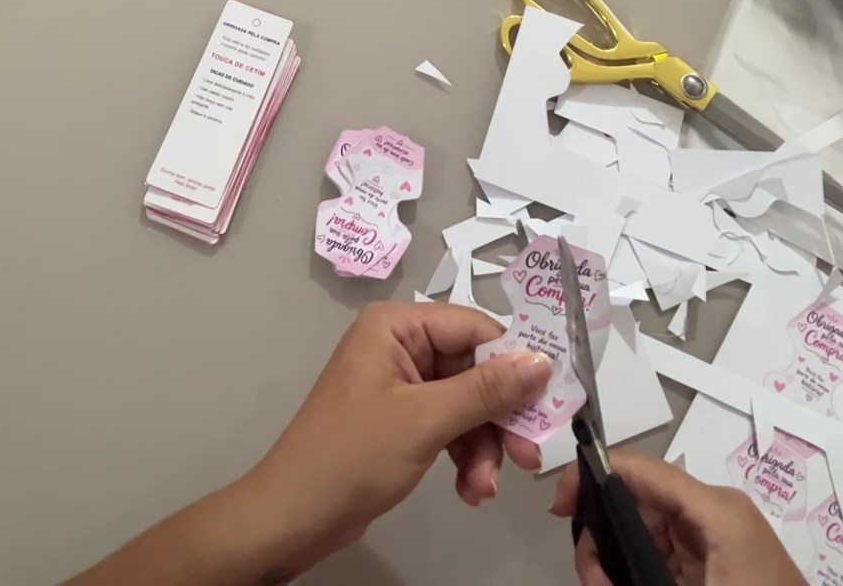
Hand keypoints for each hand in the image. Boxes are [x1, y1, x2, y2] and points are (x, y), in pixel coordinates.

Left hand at [241, 301, 551, 573]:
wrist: (293, 516)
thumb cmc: (352, 456)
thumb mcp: (424, 421)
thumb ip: (486, 390)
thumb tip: (541, 361)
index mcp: (397, 326)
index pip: (473, 327)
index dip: (513, 362)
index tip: (549, 401)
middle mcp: (400, 344)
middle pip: (473, 368)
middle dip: (497, 417)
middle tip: (527, 457)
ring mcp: (399, 382)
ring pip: (465, 402)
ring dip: (481, 445)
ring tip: (484, 487)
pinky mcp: (400, 417)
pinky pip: (447, 424)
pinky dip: (463, 455)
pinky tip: (469, 489)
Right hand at [551, 450, 806, 585]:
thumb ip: (640, 571)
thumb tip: (599, 571)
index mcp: (715, 508)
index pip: (639, 468)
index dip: (591, 476)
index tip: (560, 508)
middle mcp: (714, 509)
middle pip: (636, 499)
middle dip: (602, 534)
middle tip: (591, 580)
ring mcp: (716, 535)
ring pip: (644, 527)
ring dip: (616, 557)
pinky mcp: (716, 560)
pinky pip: (663, 550)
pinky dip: (637, 568)